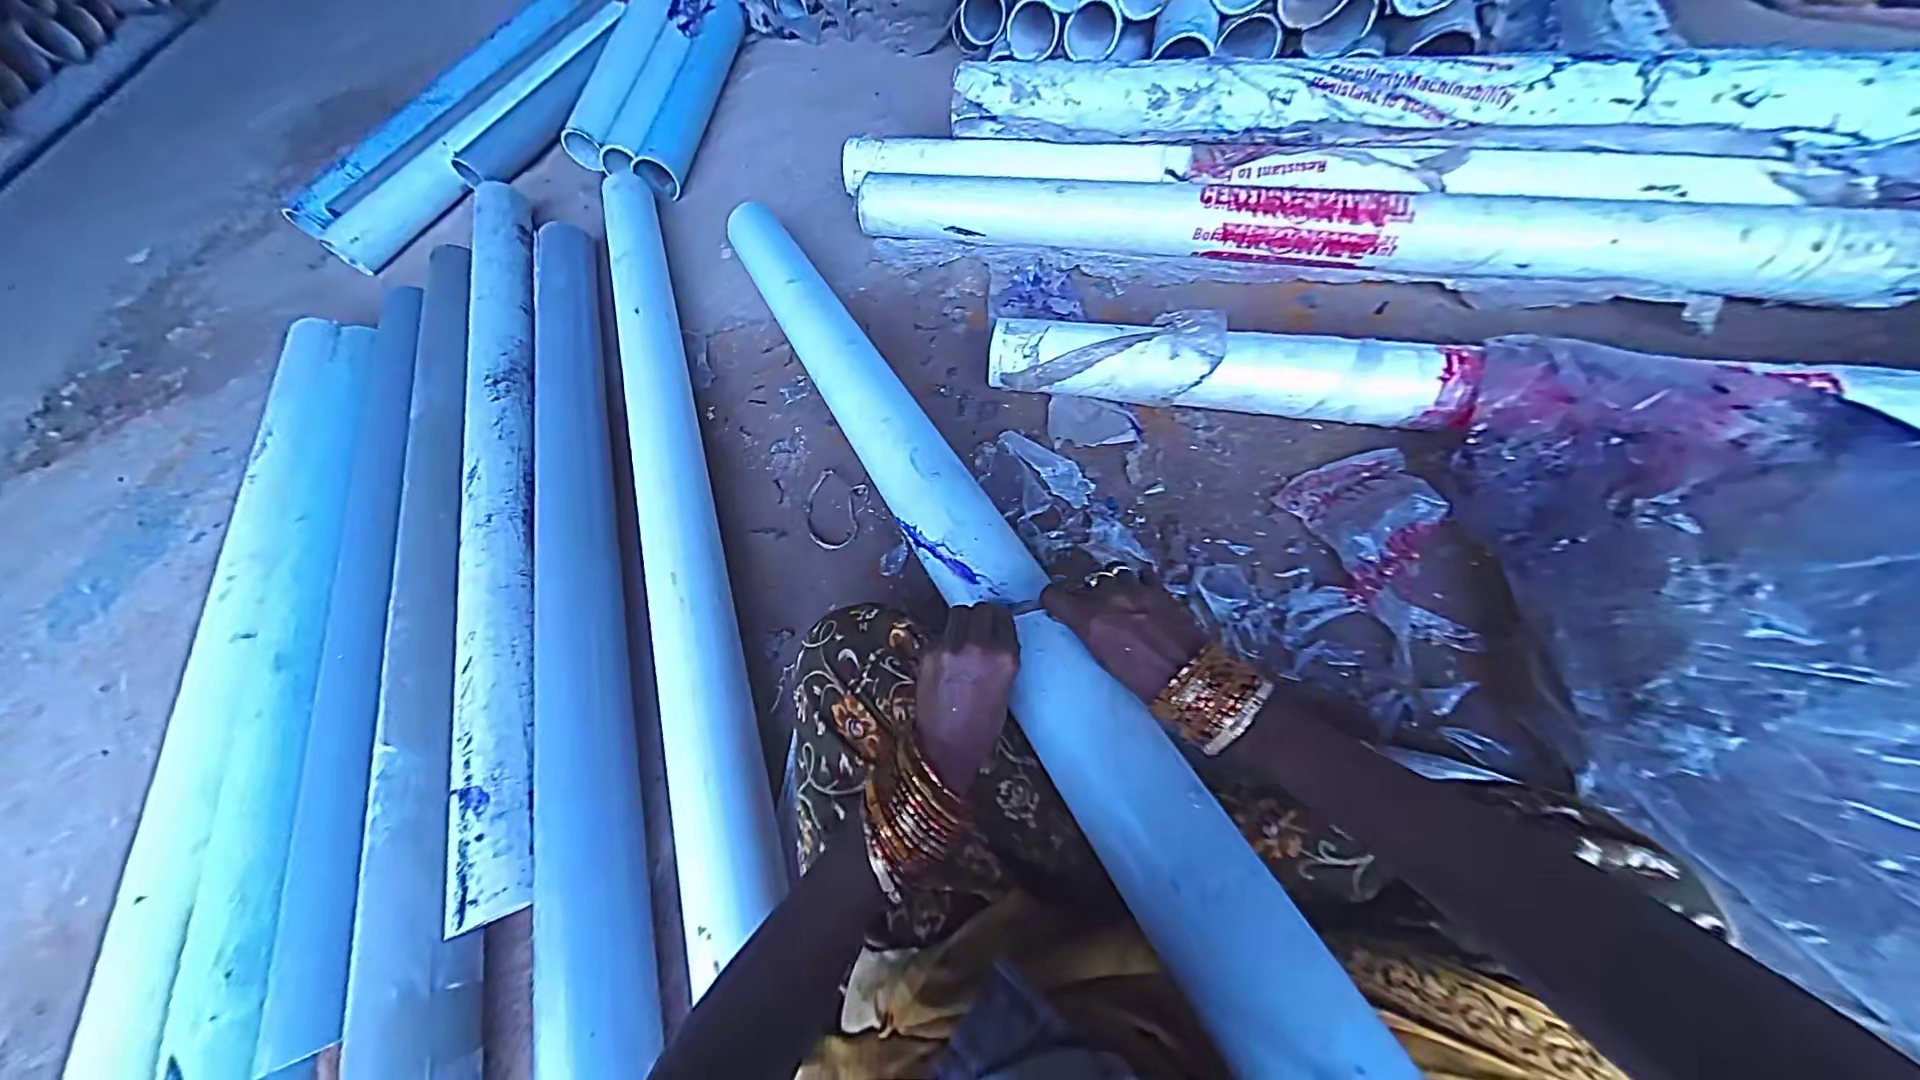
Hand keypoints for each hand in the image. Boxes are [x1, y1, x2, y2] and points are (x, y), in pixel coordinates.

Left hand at [915, 604, 1019, 793]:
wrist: (947, 746)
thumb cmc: (982, 724)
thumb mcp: (1006, 685)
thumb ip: (1001, 654)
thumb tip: (995, 634)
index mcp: (1004, 656)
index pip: (1002, 616)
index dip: (998, 620)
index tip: (996, 625)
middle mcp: (978, 646)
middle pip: (980, 609)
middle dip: (981, 617)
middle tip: (979, 629)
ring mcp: (951, 647)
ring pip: (958, 613)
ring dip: (962, 622)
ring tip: (963, 638)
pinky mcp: (928, 651)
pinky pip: (941, 632)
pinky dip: (946, 639)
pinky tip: (948, 656)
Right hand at [1042, 567, 1208, 704]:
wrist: (1187, 676)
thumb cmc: (1141, 679)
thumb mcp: (1101, 658)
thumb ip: (1088, 631)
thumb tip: (1081, 620)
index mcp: (1088, 618)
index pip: (1053, 594)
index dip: (1053, 601)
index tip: (1058, 608)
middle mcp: (1107, 596)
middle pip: (1082, 585)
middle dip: (1083, 597)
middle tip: (1093, 613)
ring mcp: (1134, 588)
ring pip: (1110, 573)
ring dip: (1110, 585)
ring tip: (1118, 601)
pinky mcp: (1158, 587)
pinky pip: (1140, 574)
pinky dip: (1136, 581)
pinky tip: (1140, 594)